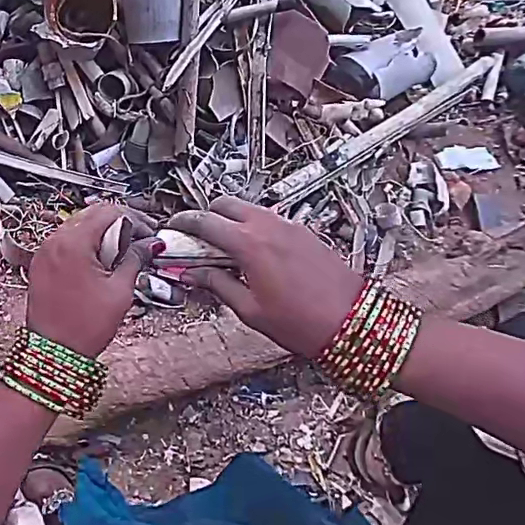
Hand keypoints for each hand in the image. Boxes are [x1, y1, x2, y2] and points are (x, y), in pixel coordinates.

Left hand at [24, 204, 158, 357]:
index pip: (109, 212)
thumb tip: (148, 244)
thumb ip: (134, 259)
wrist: (51, 355)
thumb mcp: (119, 291)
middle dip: (118, 223)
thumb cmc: (82, 328)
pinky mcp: (42, 264)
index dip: (134, 219)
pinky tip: (100, 263)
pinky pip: (66, 241)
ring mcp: (45, 252)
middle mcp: (54, 241)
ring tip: (120, 255)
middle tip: (138, 241)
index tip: (148, 234)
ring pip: (79, 225)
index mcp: (73, 243)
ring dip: (102, 233)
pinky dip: (85, 244)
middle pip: (92, 214)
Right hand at [166, 197, 365, 359]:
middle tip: (197, 240)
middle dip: (206, 216)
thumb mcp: (249, 309)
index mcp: (249, 243)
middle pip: (224, 204)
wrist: (351, 321)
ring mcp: (288, 226)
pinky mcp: (302, 232)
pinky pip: (268, 220)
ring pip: (248, 209)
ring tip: (224, 250)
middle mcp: (268, 226)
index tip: (173, 230)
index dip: (183, 224)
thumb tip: (194, 274)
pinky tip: (252, 254)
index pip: (204, 221)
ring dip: (230, 221)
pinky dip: (253, 228)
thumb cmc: (304, 321)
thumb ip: (217, 284)